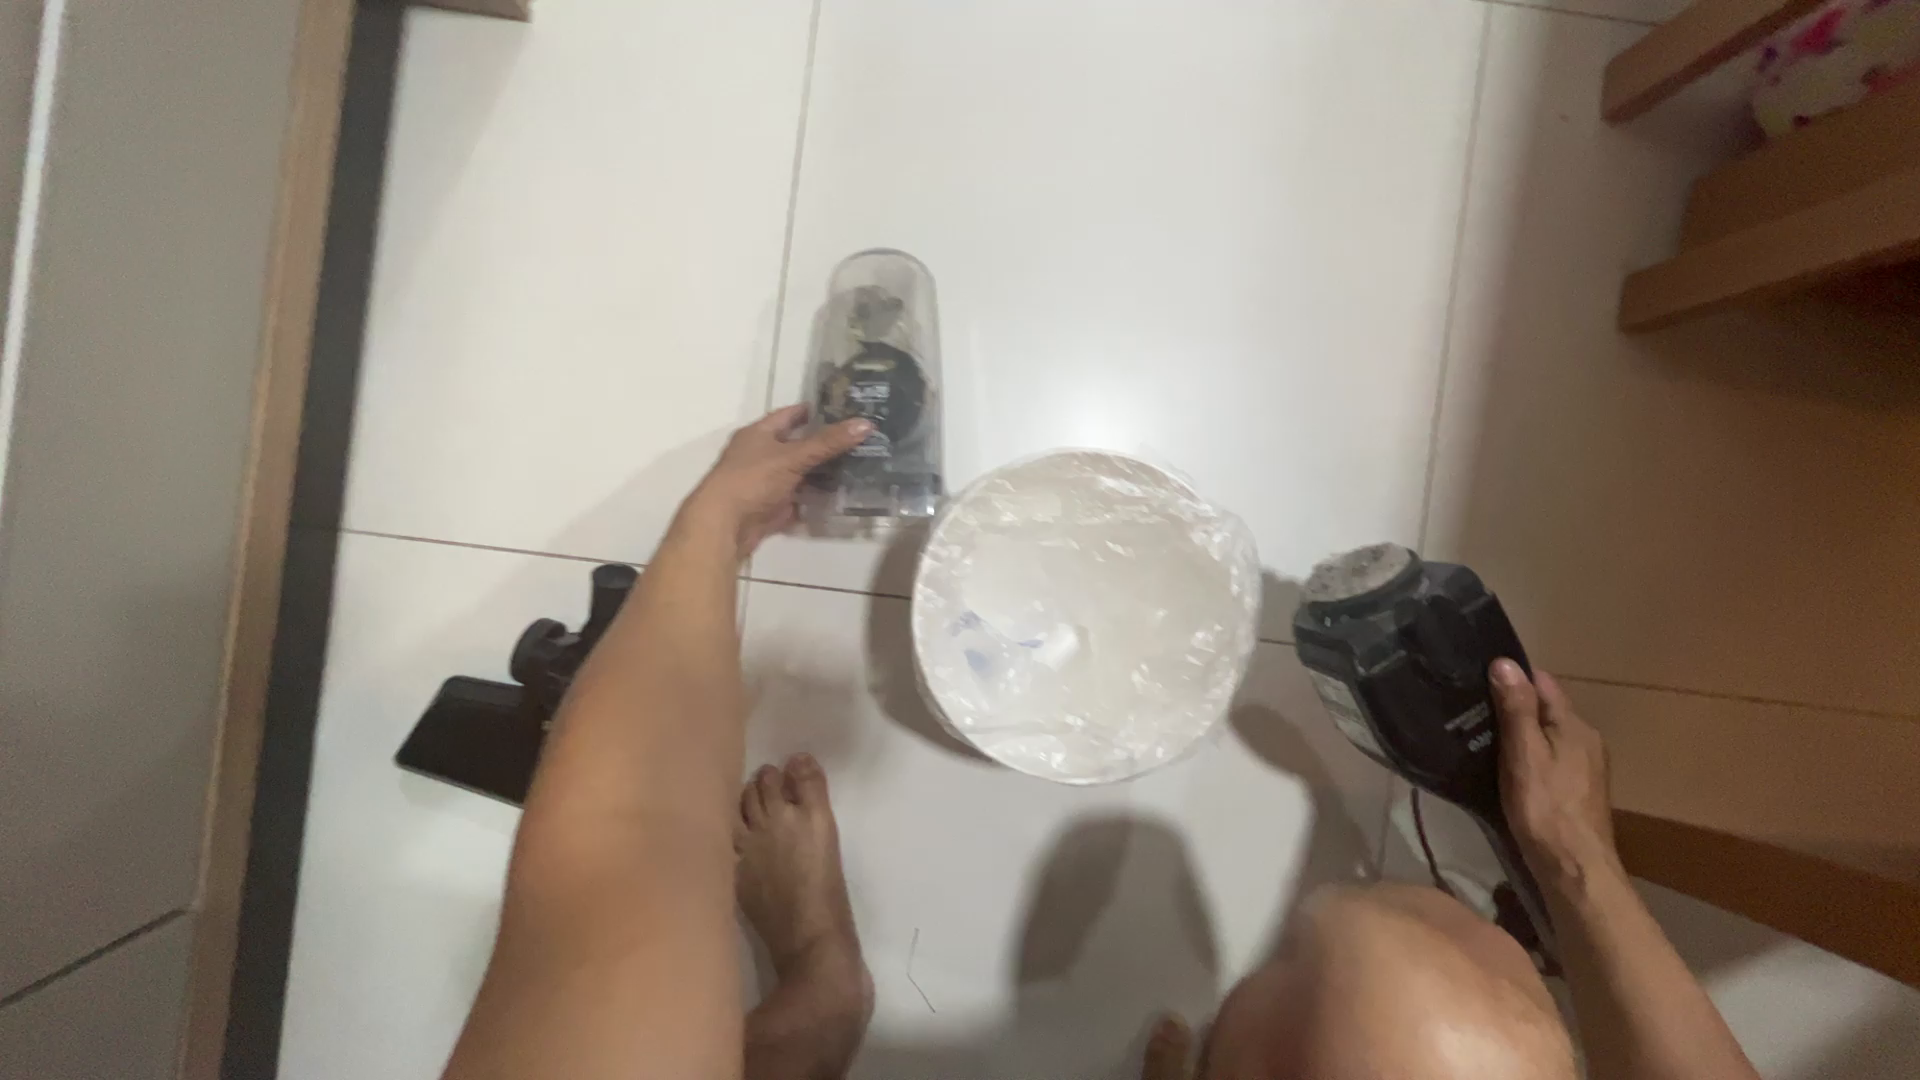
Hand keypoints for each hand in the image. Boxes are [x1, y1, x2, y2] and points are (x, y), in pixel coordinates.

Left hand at [677, 405, 872, 557]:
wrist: (724, 526)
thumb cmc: (752, 479)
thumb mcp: (792, 456)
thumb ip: (828, 442)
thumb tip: (866, 423)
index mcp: (759, 434)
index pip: (790, 415)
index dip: (815, 411)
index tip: (843, 410)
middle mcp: (762, 456)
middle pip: (799, 446)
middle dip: (827, 446)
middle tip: (861, 442)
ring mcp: (768, 483)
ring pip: (802, 475)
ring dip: (825, 475)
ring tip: (860, 468)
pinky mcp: (774, 508)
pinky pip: (802, 501)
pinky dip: (819, 500)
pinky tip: (844, 497)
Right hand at [1490, 658, 1621, 890]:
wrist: (1573, 867)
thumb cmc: (1544, 806)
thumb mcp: (1524, 753)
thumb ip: (1516, 708)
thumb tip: (1505, 663)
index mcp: (1575, 726)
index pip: (1542, 682)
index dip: (1510, 676)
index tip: (1474, 677)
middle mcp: (1585, 740)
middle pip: (1544, 707)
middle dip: (1510, 702)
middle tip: (1467, 704)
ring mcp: (1583, 765)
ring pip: (1544, 732)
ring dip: (1516, 729)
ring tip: (1476, 730)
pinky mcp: (1574, 787)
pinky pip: (1545, 754)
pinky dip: (1524, 751)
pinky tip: (1500, 762)